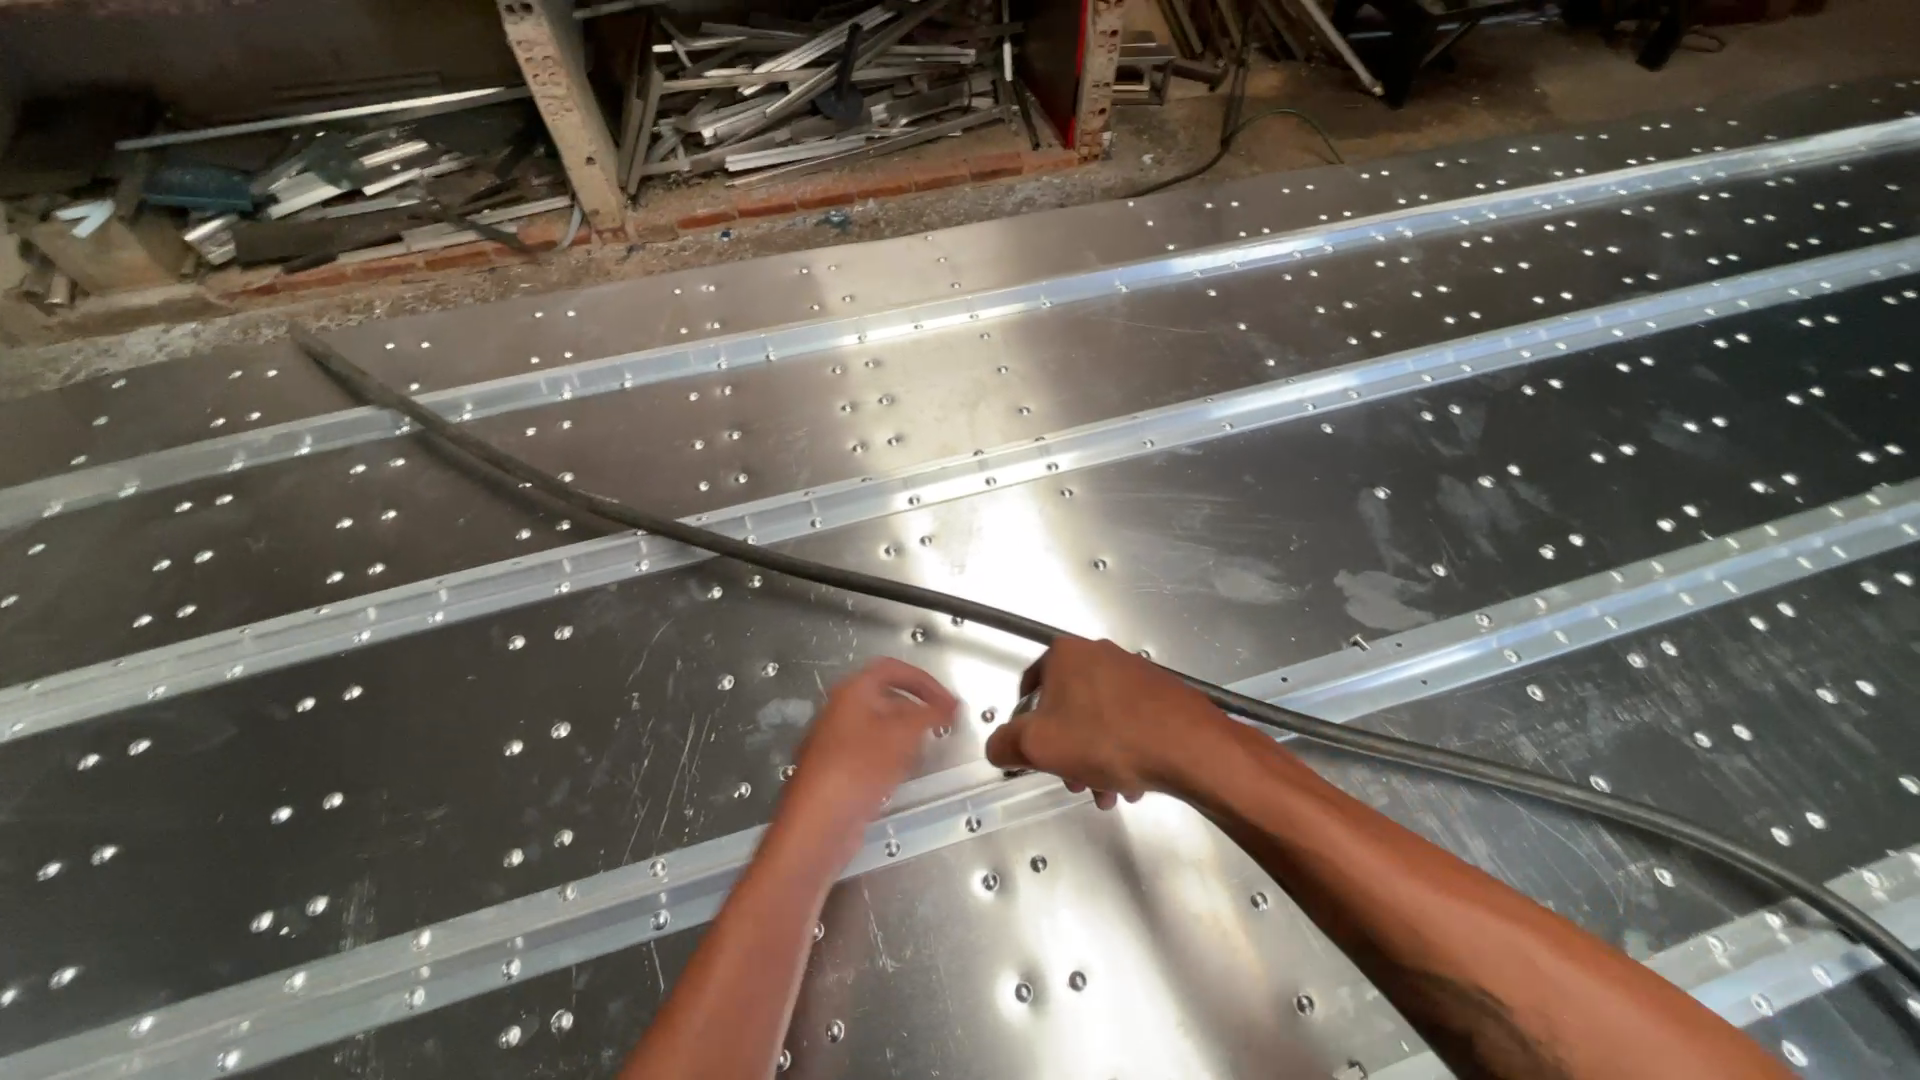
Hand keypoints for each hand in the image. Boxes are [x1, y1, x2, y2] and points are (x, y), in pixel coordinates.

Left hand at [782, 658, 957, 829]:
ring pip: (882, 727)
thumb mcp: (903, 734)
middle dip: (918, 708)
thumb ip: (930, 714)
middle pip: (887, 697)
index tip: (947, 700)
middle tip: (944, 724)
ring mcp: (840, 741)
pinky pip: (874, 752)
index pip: (893, 669)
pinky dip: (894, 756)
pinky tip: (906, 771)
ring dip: (908, 734)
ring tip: (930, 748)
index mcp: (852, 691)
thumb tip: (950, 705)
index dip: (924, 680)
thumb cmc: (859, 767)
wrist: (820, 820)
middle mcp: (842, 711)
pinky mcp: (841, 769)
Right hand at [985, 636, 1230, 808]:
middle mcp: (1099, 654)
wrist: (1189, 747)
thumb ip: (1006, 745)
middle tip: (1072, 780)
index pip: (1028, 687)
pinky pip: (1128, 723)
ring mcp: (1134, 672)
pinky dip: (1123, 751)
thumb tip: (998, 747)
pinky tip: (1130, 782)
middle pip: (1066, 708)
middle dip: (1066, 750)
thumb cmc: (1107, 739)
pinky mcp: (1161, 693)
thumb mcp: (1038, 747)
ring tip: (1107, 791)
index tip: (1033, 752)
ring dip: (1095, 758)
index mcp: (1065, 655)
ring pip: (1098, 720)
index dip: (1024, 724)